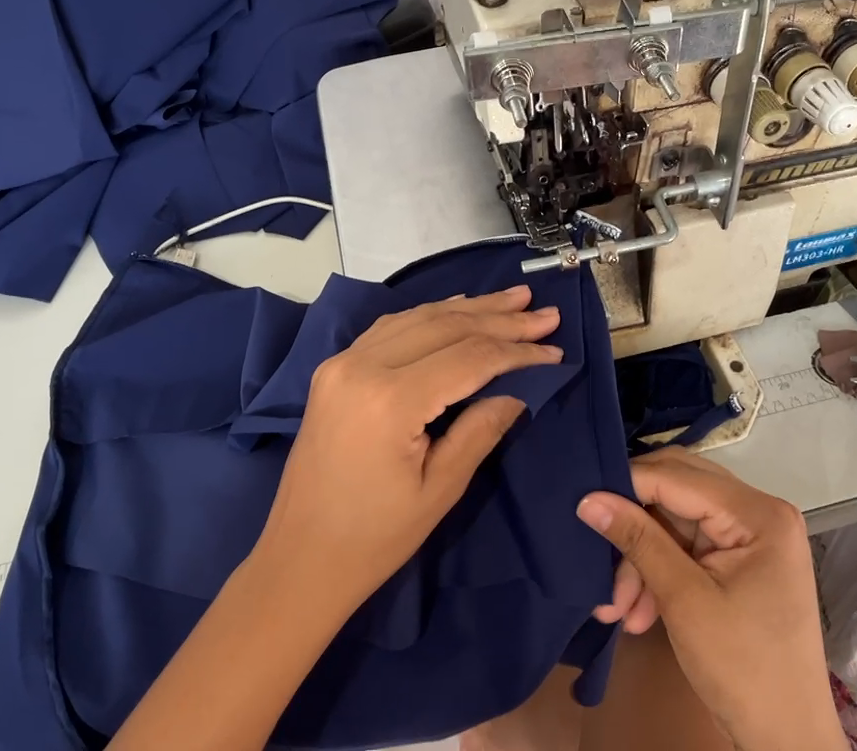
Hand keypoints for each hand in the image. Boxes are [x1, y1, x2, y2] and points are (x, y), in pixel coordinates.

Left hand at [254, 285, 562, 607]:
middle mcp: (361, 367)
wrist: (300, 558)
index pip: (469, 358)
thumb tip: (521, 389)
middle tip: (546, 313)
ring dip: (469, 308)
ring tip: (515, 299)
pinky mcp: (333, 369)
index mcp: (390, 400)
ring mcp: (341, 363)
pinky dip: (430, 314)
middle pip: (445, 326)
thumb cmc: (376, 537)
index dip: (517, 353)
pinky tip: (458, 307)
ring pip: (418, 318)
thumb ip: (482, 429)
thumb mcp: (441, 489)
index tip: (555, 351)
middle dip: (500, 319)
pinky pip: (390, 328)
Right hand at [576, 449, 841, 750]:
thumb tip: (588, 498)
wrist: (785, 738)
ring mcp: (750, 539)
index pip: (678, 477)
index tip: (581, 505)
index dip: (627, 486)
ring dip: (641, 561)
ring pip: (674, 525)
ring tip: (614, 610)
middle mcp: (758, 513)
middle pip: (676, 494)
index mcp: (758, 513)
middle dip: (634, 529)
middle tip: (597, 553)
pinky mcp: (738, 563)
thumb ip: (637, 539)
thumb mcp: (683, 599)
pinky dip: (658, 576)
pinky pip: (685, 550)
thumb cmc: (742, 666)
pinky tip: (635, 615)